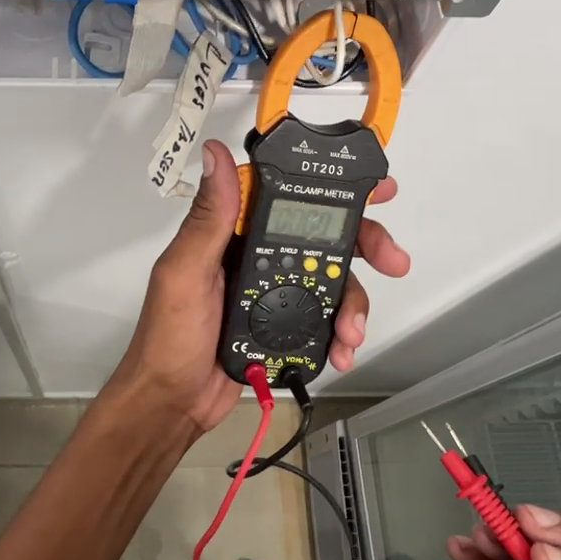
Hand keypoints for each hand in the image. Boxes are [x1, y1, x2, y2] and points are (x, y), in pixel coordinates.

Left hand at [106, 139, 409, 431]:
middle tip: (392, 259)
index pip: (284, 195)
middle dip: (364, 244)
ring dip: (353, 301)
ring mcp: (272, 291)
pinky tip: (341, 348)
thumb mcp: (184, 273)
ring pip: (331, 279)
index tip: (372, 186)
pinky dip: (340, 332)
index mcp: (230, 233)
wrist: (173, 404)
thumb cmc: (167, 338)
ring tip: (351, 330)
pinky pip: (324, 318)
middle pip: (321, 236)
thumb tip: (215, 155)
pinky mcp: (283, 324)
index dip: (328, 186)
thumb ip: (208, 219)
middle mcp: (255, 255)